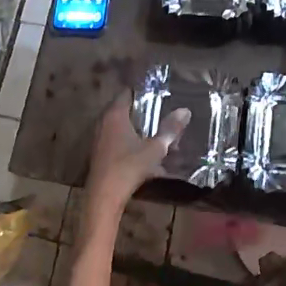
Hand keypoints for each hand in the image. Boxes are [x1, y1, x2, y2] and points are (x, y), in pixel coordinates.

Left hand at [85, 96, 190, 210]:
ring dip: (136, 125)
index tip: (159, 92)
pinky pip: (116, 137)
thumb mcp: (155, 148)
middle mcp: (104, 121)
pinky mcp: (100, 151)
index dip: (143, 91)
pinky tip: (143, 148)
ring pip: (120, 124)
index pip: (127, 92)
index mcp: (115, 114)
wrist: (105, 194)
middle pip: (124, 108)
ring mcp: (100, 137)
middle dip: (142, 109)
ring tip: (155, 129)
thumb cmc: (129, 166)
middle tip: (161, 109)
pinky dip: (129, 138)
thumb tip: (185, 111)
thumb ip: (170, 129)